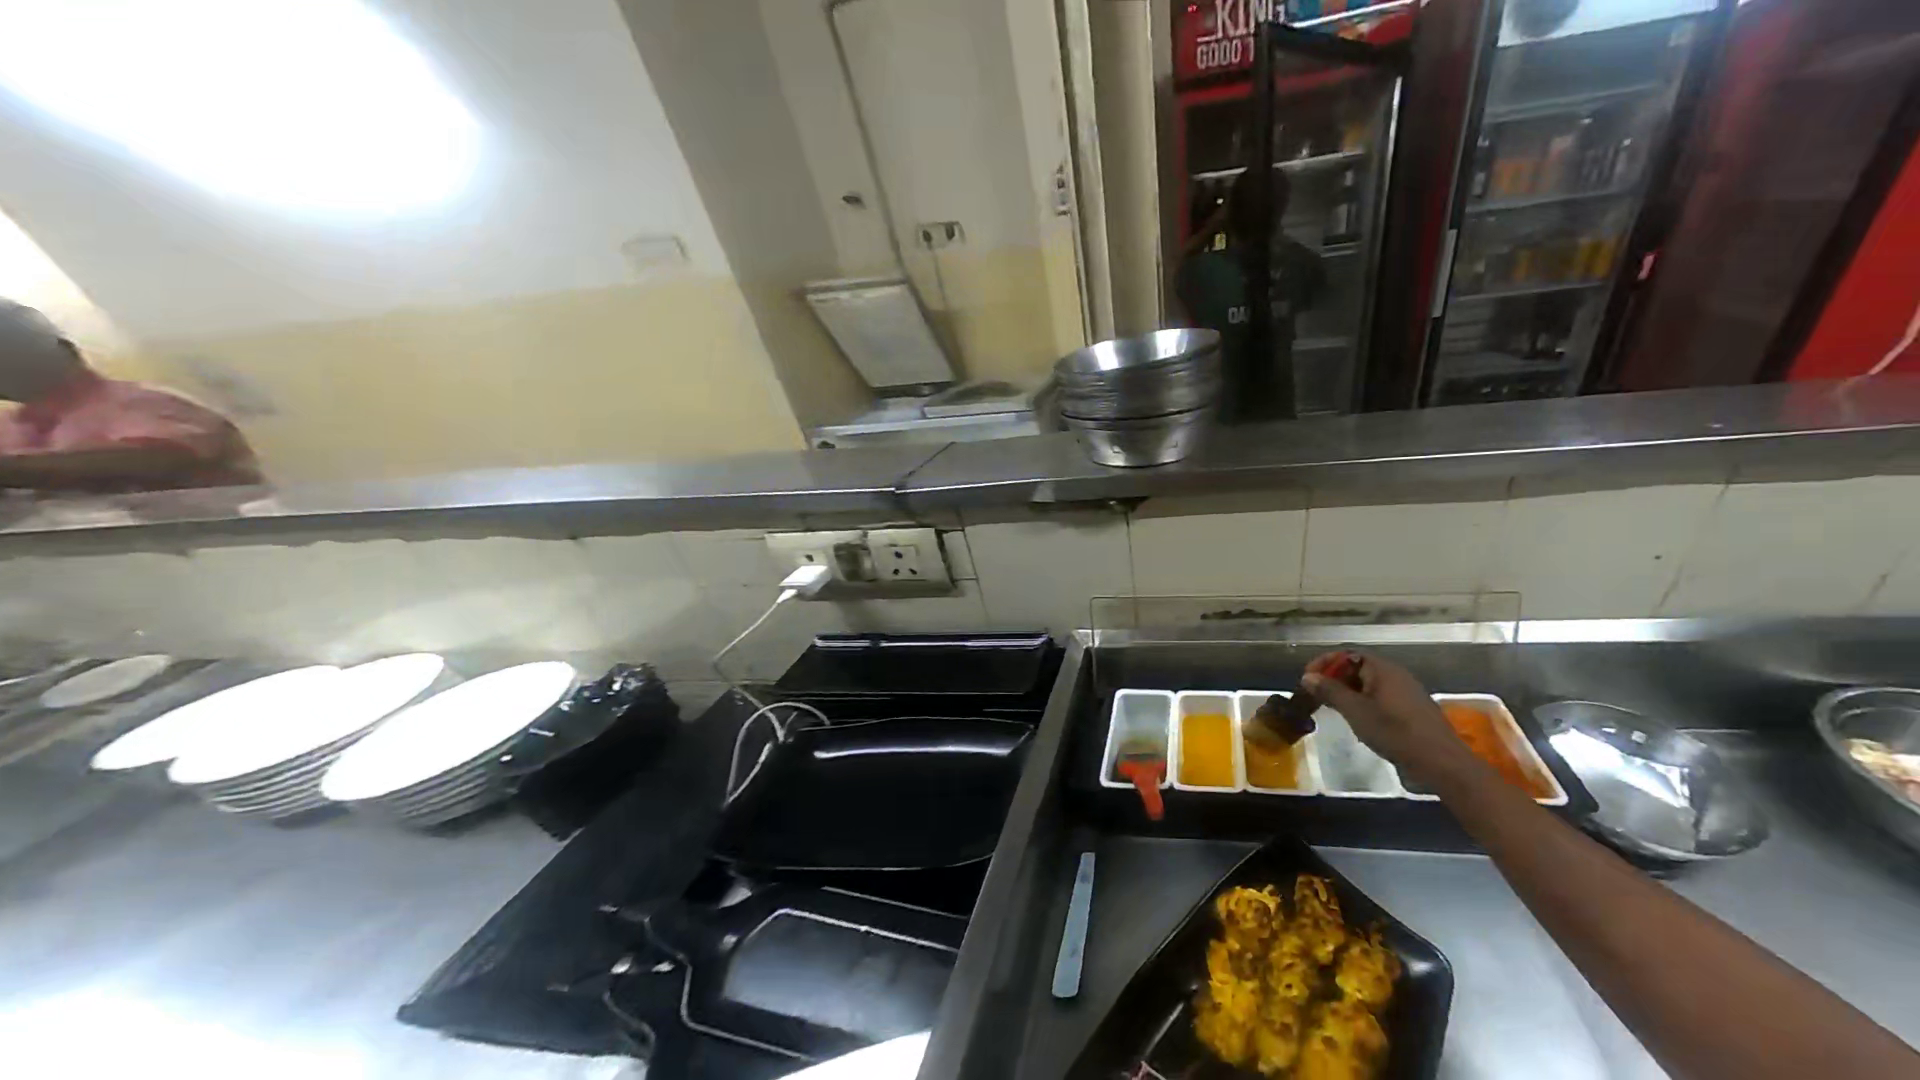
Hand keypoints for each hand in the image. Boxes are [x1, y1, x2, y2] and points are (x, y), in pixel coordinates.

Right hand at [1301, 651, 1477, 784]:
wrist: (1441, 763)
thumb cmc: (1394, 732)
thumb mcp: (1355, 711)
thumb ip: (1330, 691)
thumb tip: (1308, 677)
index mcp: (1382, 669)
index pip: (1347, 654)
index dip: (1324, 663)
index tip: (1307, 680)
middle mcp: (1395, 675)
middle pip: (1357, 668)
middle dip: (1333, 679)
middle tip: (1316, 696)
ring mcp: (1405, 692)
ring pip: (1368, 684)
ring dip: (1346, 692)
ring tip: (1332, 709)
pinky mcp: (1411, 710)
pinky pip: (1380, 697)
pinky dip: (1362, 703)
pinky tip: (1357, 721)